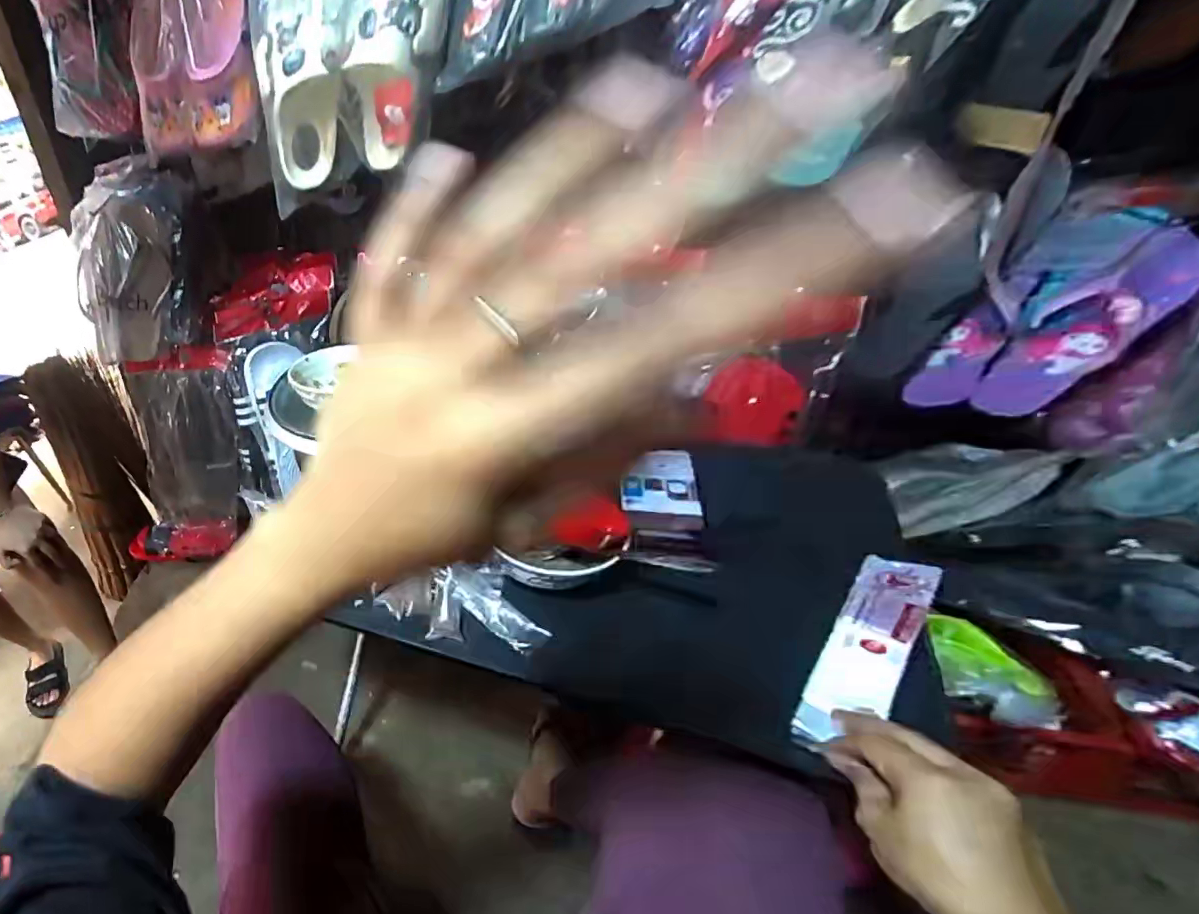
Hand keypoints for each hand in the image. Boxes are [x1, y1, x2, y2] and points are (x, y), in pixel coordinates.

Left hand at [0, 501, 65, 577]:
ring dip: (60, 548)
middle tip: (65, 567)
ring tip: (65, 553)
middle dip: (59, 561)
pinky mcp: (44, 519)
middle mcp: (38, 540)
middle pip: (53, 553)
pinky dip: (56, 535)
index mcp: (26, 549)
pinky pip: (54, 529)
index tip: (55, 578)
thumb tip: (17, 565)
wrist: (1, 510)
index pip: (40, 564)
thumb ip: (5, 561)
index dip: (48, 572)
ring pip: (56, 540)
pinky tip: (58, 539)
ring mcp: (43, 529)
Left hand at [280, 45, 969, 586]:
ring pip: (479, 241)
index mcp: (502, 432)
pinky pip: (386, 265)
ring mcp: (401, 341)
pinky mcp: (361, 331)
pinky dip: (413, 211)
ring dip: (557, 162)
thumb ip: (598, 457)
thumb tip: (688, 395)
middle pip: (580, 263)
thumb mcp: (521, 522)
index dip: (760, 282)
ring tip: (642, 87)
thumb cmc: (429, 540)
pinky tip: (448, 152)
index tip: (873, 214)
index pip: (647, 346)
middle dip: (701, 177)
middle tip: (805, 94)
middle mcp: (456, 369)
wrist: (325, 535)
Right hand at [823, 712, 1054, 913]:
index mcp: (927, 776)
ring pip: (935, 751)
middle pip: (909, 736)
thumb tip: (847, 760)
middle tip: (842, 720)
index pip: (878, 742)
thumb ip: (864, 787)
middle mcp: (961, 770)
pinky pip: (955, 769)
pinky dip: (926, 761)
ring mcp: (989, 785)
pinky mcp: (1005, 803)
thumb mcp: (882, 831)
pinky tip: (914, 770)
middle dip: (873, 726)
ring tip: (874, 742)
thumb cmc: (932, 875)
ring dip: (902, 743)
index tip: (824, 744)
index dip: (848, 739)